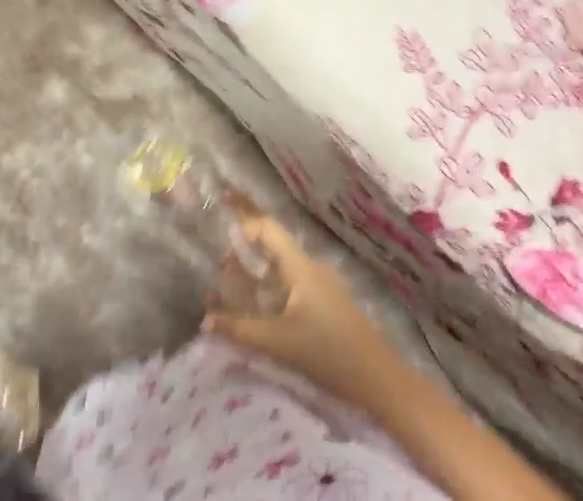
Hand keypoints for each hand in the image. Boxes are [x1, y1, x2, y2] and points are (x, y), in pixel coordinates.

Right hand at [201, 216, 390, 407]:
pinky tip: (260, 308)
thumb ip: (238, 329)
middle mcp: (312, 269)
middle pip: (274, 246)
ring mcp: (322, 287)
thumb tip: (205, 320)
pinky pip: (292, 285)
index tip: (223, 204)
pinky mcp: (327, 305)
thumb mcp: (276, 342)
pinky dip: (272, 288)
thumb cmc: (326, 352)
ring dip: (258, 271)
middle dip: (246, 248)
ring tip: (233, 284)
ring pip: (283, 268)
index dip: (245, 216)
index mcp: (300, 267)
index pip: (269, 229)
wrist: (377, 379)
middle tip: (220, 262)